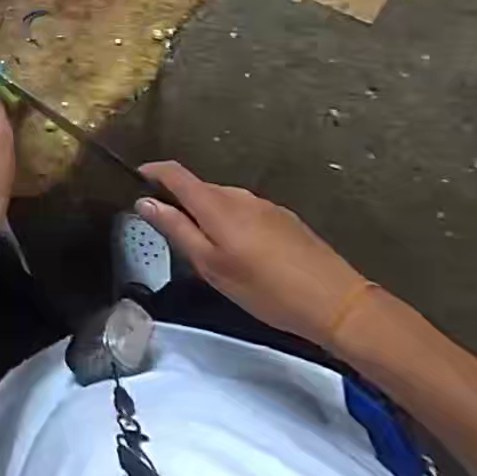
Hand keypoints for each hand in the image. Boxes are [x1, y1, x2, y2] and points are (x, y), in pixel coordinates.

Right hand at [134, 162, 371, 347]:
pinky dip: (233, 223)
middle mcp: (239, 196)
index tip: (137, 178)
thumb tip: (146, 202)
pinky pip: (246, 212)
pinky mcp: (285, 219)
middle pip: (199, 188)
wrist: (339, 304)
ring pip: (223, 202)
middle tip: (173, 232)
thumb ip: (176, 229)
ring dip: (208, 215)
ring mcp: (265, 206)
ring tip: (209, 249)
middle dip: (181, 202)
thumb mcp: (211, 265)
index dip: (153, 171)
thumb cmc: (265, 288)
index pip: (175, 173)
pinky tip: (244, 253)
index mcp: (215, 204)